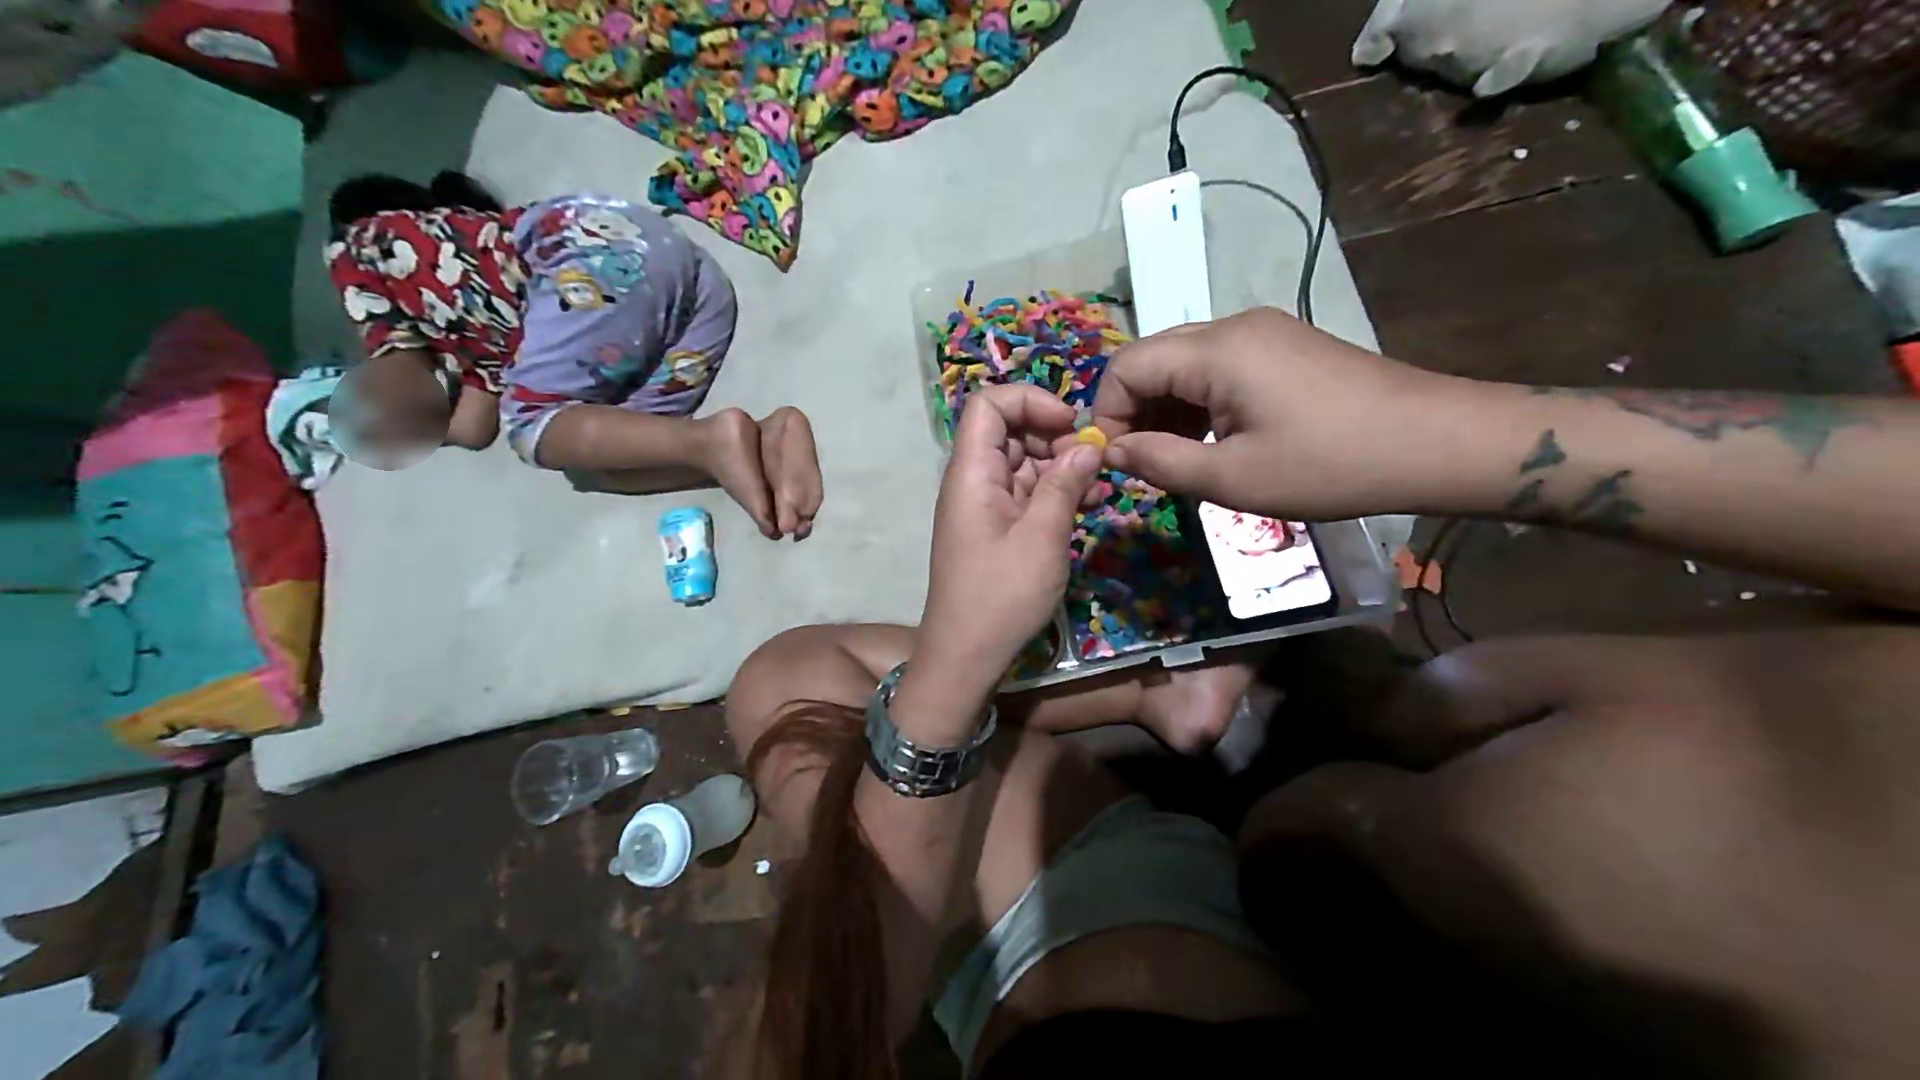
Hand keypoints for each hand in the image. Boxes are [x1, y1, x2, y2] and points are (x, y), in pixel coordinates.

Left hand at [917, 384, 1103, 699]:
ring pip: (1023, 464)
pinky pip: (1026, 496)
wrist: (966, 656)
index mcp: (971, 473)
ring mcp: (985, 507)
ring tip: (1099, 488)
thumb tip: (1088, 445)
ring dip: (1061, 468)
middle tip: (1093, 463)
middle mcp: (973, 482)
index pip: (989, 405)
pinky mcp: (997, 530)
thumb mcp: (1042, 538)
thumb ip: (1064, 485)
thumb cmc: (1000, 596)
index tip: (1070, 426)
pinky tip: (1089, 504)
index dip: (1030, 402)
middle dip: (1054, 438)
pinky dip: (1055, 494)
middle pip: (1010, 432)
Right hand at [1091, 307, 1454, 519]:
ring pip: (1182, 362)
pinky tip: (1213, 439)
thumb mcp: (1233, 478)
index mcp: (1216, 351)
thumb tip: (1114, 451)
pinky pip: (1216, 366)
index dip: (1108, 414)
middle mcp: (1233, 327)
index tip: (1117, 461)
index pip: (1126, 366)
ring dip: (1165, 408)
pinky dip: (1197, 402)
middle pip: (1152, 357)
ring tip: (1178, 457)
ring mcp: (1262, 332)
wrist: (1438, 443)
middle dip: (1134, 411)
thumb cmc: (1330, 465)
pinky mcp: (1283, 346)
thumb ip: (1160, 462)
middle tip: (1144, 462)